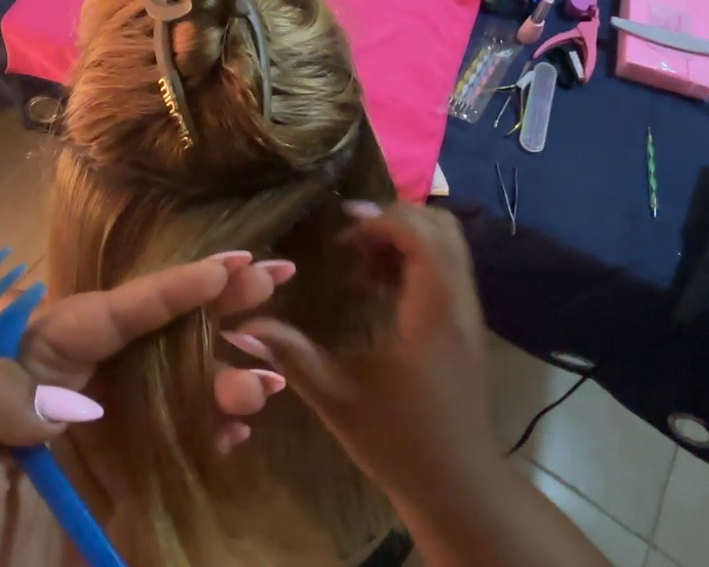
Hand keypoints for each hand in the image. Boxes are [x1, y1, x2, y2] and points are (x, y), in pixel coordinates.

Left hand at [0, 252, 287, 566]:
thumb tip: (62, 396)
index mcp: (36, 365)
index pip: (108, 313)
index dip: (165, 289)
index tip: (220, 269)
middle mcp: (84, 384)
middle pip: (158, 328)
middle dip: (217, 298)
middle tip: (273, 274)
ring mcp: (114, 430)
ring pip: (182, 378)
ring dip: (228, 371)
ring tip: (264, 383)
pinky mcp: (135, 476)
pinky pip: (189, 435)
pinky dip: (222, 422)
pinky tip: (244, 422)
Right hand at [233, 201, 610, 566]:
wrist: (460, 488)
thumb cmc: (400, 444)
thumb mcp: (338, 401)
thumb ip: (292, 358)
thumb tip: (240, 328)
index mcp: (434, 314)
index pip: (422, 237)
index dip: (383, 219)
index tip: (341, 224)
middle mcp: (459, 303)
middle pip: (443, 229)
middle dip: (395, 219)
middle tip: (348, 235)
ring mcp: (468, 314)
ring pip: (449, 246)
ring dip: (405, 238)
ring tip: (356, 258)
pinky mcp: (466, 326)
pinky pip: (447, 269)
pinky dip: (415, 259)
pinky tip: (375, 286)